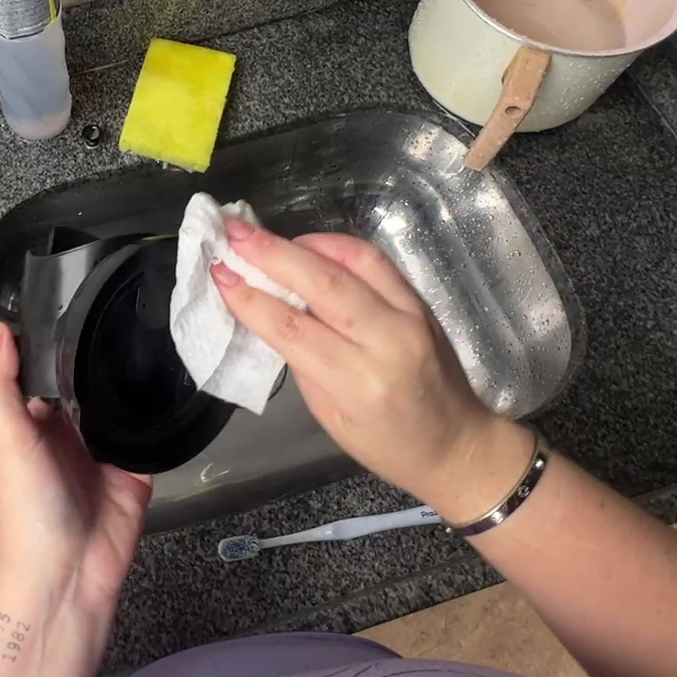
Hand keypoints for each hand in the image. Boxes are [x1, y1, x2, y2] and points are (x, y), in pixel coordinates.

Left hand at [0, 323, 152, 608]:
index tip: (84, 296)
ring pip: (124, 403)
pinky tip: (180, 379)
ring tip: (162, 333)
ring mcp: (107, 447)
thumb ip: (0, 387)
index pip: (50, 368)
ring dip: (137, 380)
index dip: (62, 339)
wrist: (71, 574)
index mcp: (38, 419)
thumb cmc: (31, 508)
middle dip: (106, 354)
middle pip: (91, 382)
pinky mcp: (138, 466)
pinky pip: (151, 432)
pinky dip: (161, 413)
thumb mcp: (11, 441)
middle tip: (134, 307)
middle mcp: (73, 429)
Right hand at [212, 224, 530, 519]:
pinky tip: (307, 245)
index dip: (250, 298)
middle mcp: (388, 341)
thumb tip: (264, 307)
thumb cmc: (384, 443)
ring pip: (351, 260)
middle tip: (232, 231)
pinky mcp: (419, 299)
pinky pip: (373, 260)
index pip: (293, 329)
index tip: (218, 272)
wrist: (458, 444)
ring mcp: (409, 314)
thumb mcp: (328, 413)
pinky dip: (335, 246)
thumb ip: (299, 357)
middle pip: (322, 283)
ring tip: (263, 236)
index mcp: (358, 383)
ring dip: (302, 242)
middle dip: (270, 253)